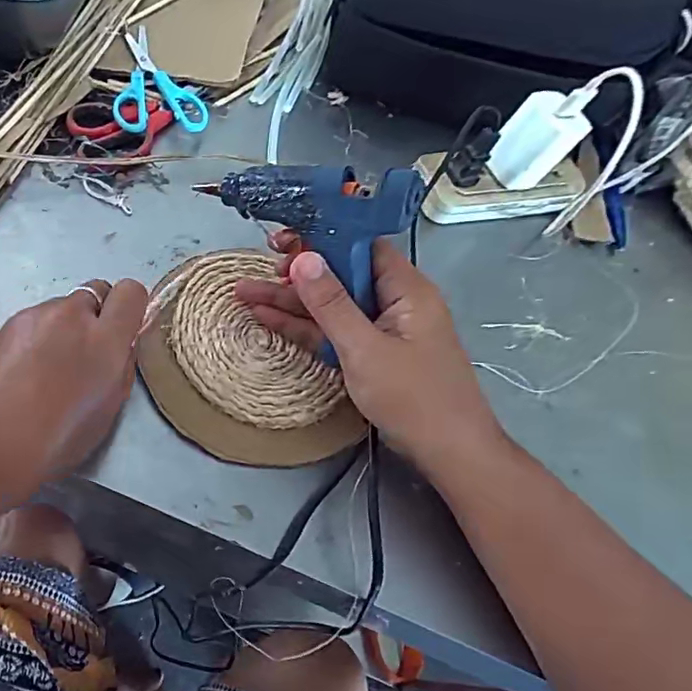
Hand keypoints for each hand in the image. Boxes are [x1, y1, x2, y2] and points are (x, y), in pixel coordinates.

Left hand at [0, 279, 147, 522]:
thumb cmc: (54, 440)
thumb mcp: (106, 410)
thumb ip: (119, 368)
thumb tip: (121, 347)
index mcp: (105, 340)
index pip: (131, 292)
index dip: (128, 309)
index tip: (122, 328)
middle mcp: (71, 317)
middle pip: (94, 293)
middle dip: (95, 316)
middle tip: (84, 352)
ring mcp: (35, 317)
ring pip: (60, 308)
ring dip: (61, 328)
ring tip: (47, 370)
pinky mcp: (7, 324)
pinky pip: (33, 321)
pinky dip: (35, 337)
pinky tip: (24, 371)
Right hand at [234, 237, 506, 474]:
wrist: (447, 451)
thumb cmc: (414, 397)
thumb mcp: (365, 348)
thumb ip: (331, 304)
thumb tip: (304, 258)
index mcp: (406, 290)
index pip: (361, 248)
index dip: (322, 240)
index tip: (283, 242)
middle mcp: (393, 304)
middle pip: (339, 278)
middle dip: (296, 275)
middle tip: (255, 274)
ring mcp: (379, 331)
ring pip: (329, 307)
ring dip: (290, 303)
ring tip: (244, 295)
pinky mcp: (368, 355)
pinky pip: (332, 332)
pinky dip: (303, 327)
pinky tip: (268, 319)